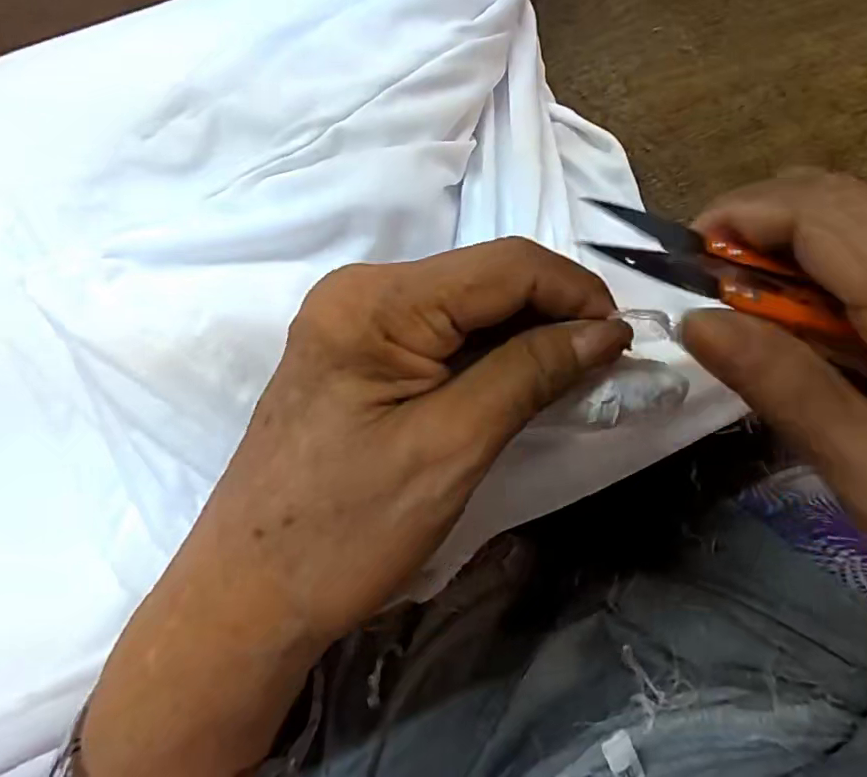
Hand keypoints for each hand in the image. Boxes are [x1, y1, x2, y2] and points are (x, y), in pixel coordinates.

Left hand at [83, 238, 632, 775]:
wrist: (246, 599)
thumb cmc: (346, 530)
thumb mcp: (454, 446)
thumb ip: (532, 372)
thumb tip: (608, 331)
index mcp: (377, 302)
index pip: (504, 266)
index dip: (573, 290)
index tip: (620, 335)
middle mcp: (364, 290)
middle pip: (488, 275)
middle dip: (556, 307)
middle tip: (603, 355)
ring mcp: (358, 316)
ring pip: (474, 299)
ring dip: (530, 327)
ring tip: (573, 367)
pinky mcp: (363, 346)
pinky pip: (448, 326)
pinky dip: (497, 345)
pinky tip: (525, 374)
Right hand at [681, 171, 866, 696]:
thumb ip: (792, 395)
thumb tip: (701, 322)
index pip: (823, 216)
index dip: (740, 219)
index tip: (689, 265)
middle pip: (837, 196)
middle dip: (758, 230)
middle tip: (721, 302)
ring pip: (862, 209)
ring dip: (796, 246)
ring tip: (773, 323)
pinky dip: (840, 260)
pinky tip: (837, 325)